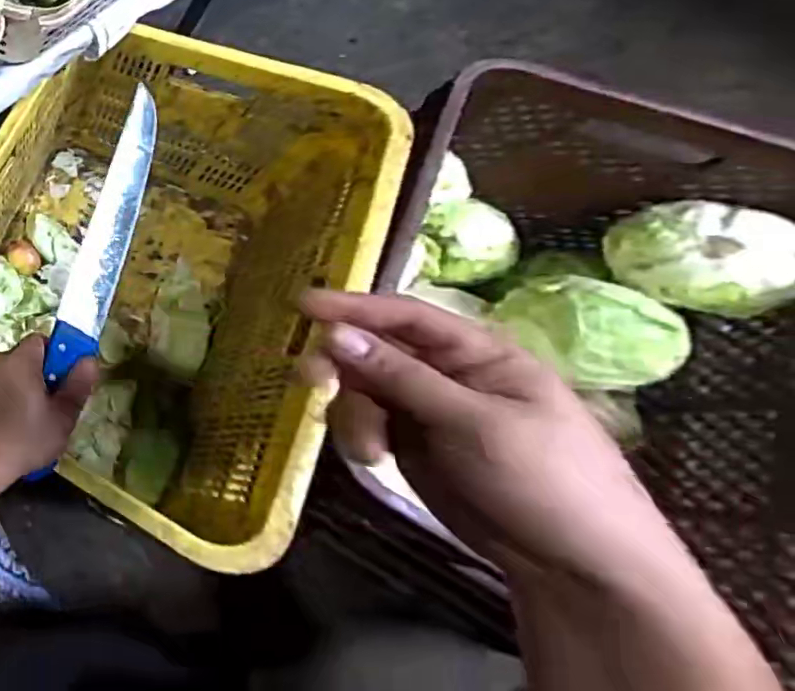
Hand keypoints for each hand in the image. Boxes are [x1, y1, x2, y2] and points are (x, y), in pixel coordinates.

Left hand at [0, 334, 99, 481]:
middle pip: (21, 356)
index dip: (53, 355)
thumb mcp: (62, 417)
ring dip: (15, 383)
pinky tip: (3, 418)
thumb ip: (77, 386)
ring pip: (4, 370)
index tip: (60, 379)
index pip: (39, 340)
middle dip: (35, 373)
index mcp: (20, 359)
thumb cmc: (27, 437)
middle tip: (46, 403)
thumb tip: (89, 360)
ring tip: (24, 414)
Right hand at [298, 290, 685, 588]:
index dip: (353, 306)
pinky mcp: (406, 438)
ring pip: (359, 385)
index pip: (406, 315)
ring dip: (350, 411)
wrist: (580, 576)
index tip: (302, 305)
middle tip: (312, 381)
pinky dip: (355, 432)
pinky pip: (361, 418)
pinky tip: (370, 457)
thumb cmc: (548, 484)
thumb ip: (400, 376)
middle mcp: (445, 372)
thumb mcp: (474, 424)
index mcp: (479, 355)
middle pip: (372, 348)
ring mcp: (423, 406)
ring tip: (366, 449)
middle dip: (340, 364)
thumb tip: (332, 333)